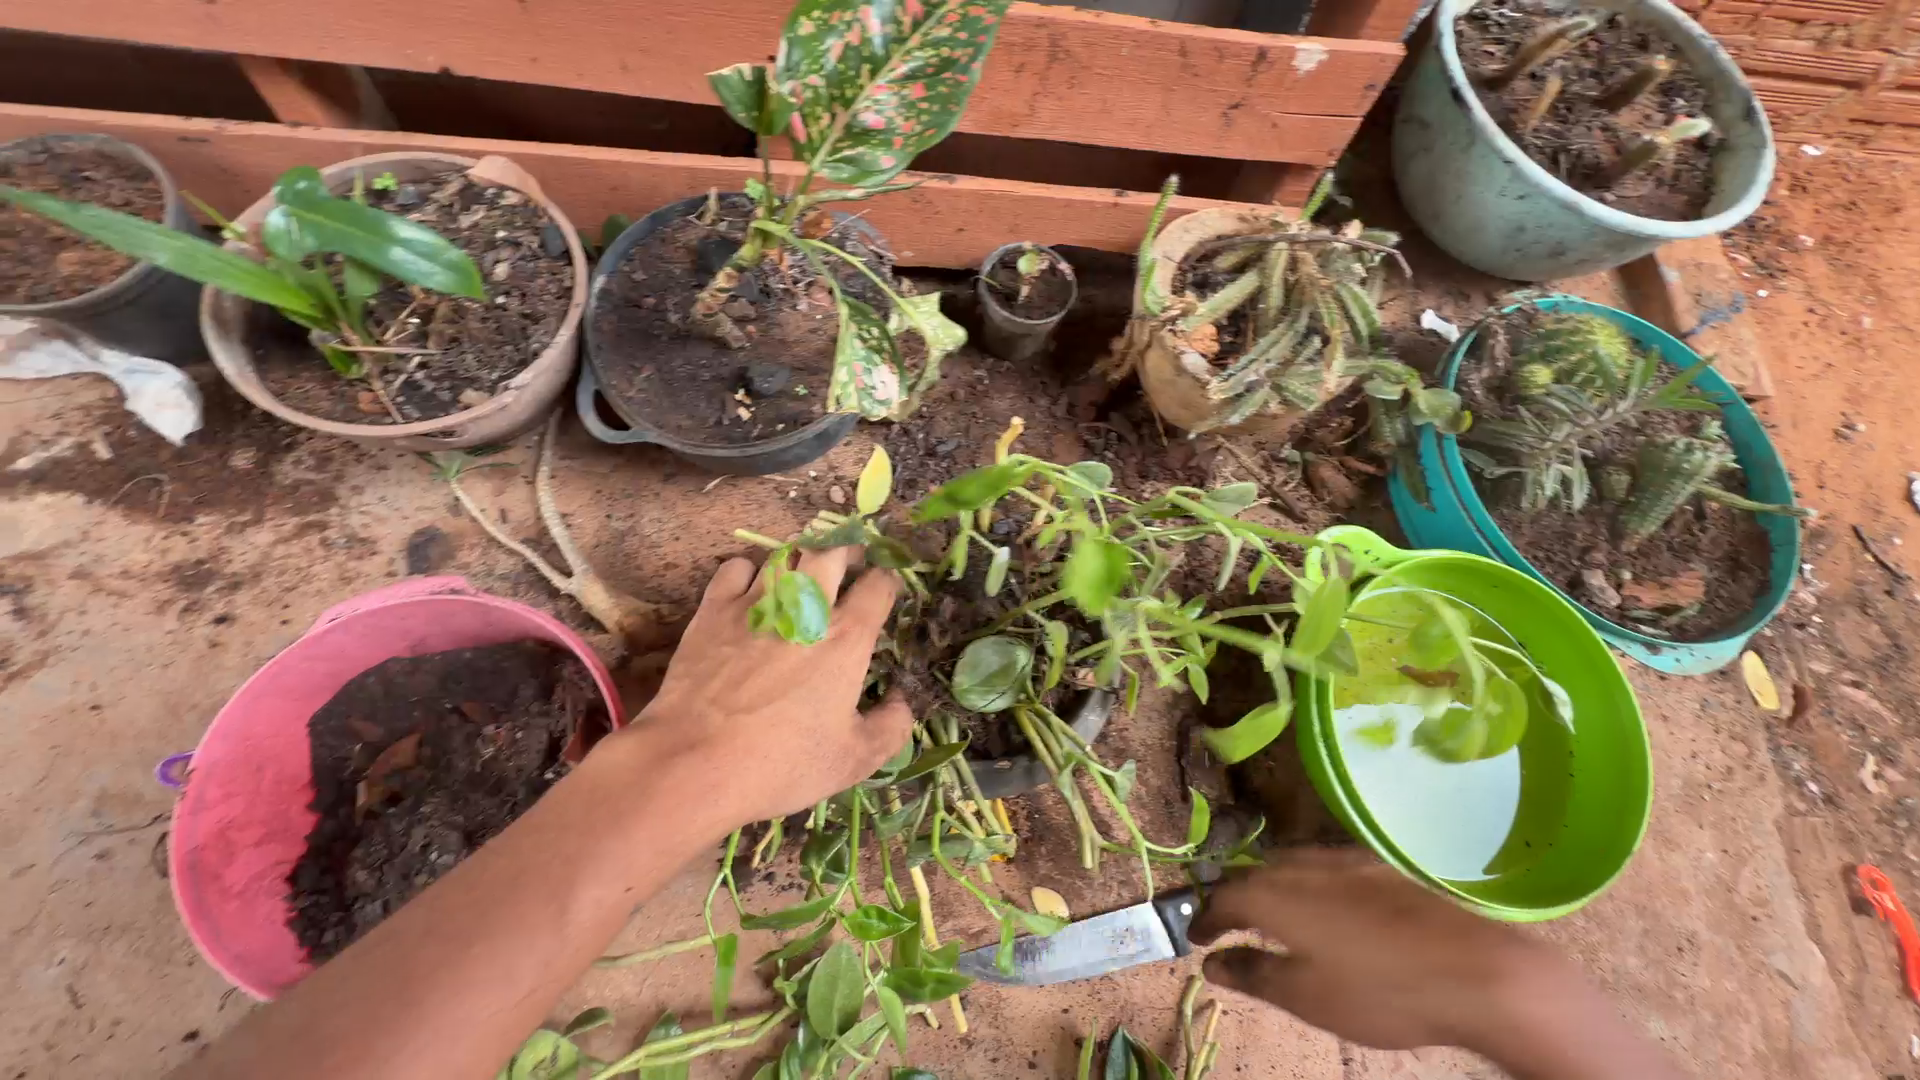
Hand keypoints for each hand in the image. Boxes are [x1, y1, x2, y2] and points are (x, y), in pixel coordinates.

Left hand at [628, 547, 911, 825]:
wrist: (696, 763)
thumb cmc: (782, 763)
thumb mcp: (853, 760)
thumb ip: (891, 727)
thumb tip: (903, 701)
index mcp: (847, 638)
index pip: (879, 585)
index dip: (887, 582)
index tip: (884, 592)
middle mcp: (806, 607)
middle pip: (833, 552)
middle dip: (847, 552)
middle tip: (848, 567)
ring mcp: (757, 603)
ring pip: (786, 554)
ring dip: (800, 560)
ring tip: (801, 576)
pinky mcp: (713, 609)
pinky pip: (737, 567)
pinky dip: (749, 573)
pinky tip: (750, 593)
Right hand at [1191, 849, 1571, 1050]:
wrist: (1478, 971)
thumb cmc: (1380, 992)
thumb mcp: (1306, 997)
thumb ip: (1252, 974)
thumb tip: (1211, 964)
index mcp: (1272, 894)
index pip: (1221, 898)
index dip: (1205, 919)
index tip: (1196, 938)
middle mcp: (1298, 865)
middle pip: (1251, 873)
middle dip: (1234, 896)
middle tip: (1227, 923)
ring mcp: (1341, 859)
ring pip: (1287, 865)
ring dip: (1269, 886)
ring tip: (1271, 914)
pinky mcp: (1376, 864)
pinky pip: (1321, 866)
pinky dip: (1305, 883)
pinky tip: (1324, 907)